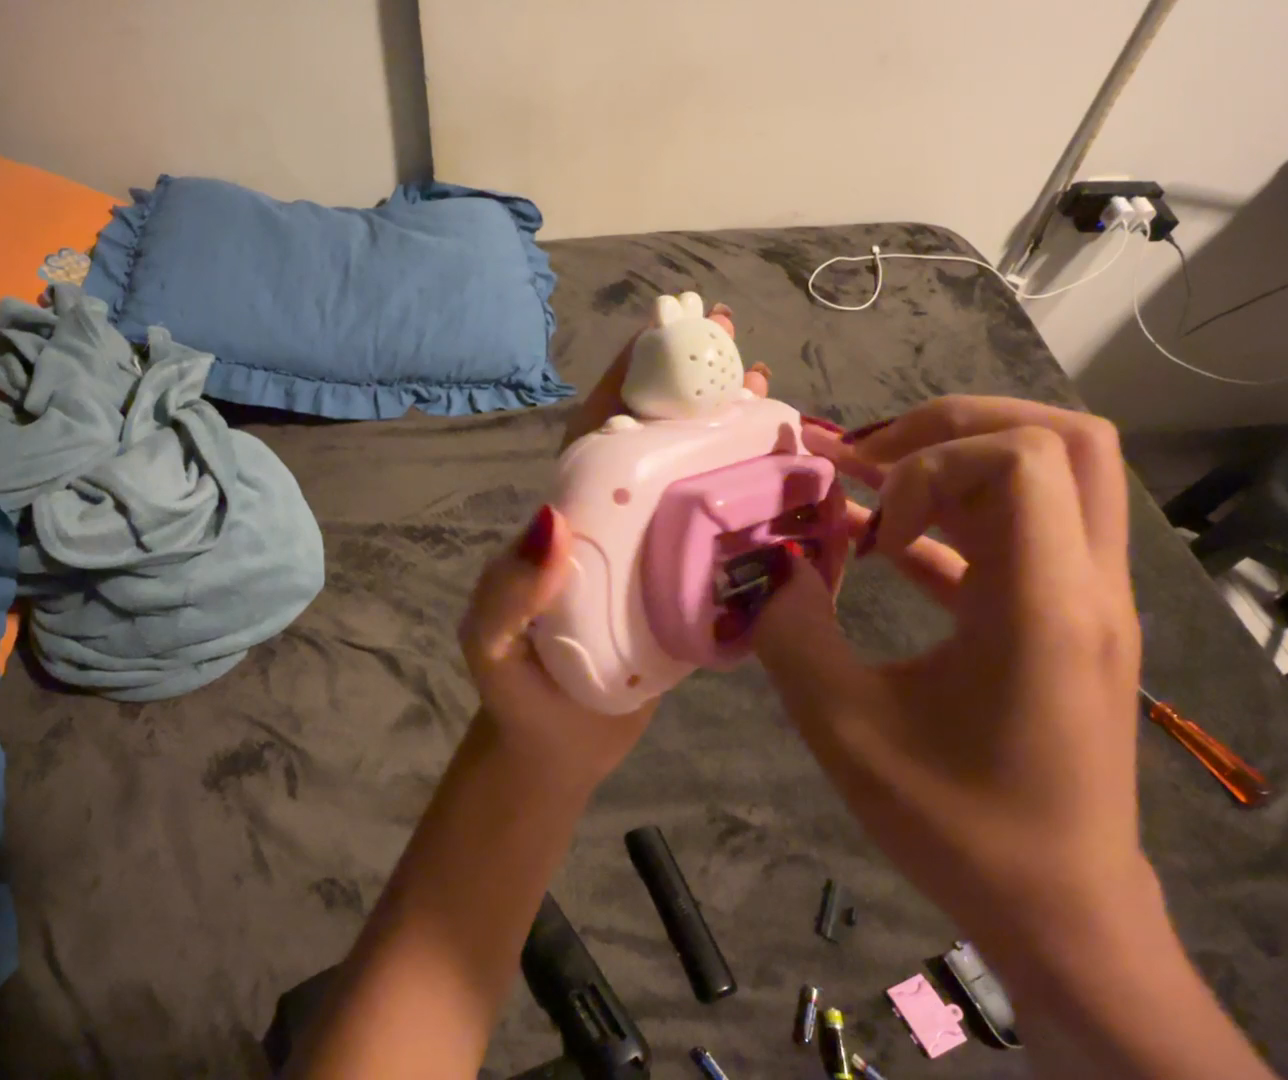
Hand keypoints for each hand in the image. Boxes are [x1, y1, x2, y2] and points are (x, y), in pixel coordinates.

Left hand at [458, 304, 766, 785]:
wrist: (559, 750)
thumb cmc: (518, 693)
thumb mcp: (490, 643)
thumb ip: (508, 590)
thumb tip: (551, 521)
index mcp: (568, 520)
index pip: (595, 435)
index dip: (629, 382)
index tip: (670, 333)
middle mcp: (613, 526)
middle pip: (657, 445)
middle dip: (694, 394)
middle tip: (743, 356)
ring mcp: (653, 557)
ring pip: (697, 483)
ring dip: (734, 438)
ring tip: (778, 402)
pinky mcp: (688, 594)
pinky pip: (725, 540)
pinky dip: (759, 508)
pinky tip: (797, 489)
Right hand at [758, 396, 1144, 934]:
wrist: (1057, 904)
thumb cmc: (956, 822)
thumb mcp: (845, 729)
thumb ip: (791, 634)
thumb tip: (765, 567)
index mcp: (1044, 606)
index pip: (1021, 459)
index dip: (927, 465)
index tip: (869, 529)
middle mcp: (1086, 586)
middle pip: (1060, 438)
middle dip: (950, 427)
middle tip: (865, 457)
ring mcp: (1089, 602)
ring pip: (1054, 476)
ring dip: (955, 464)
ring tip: (867, 487)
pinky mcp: (1073, 622)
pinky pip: (1028, 533)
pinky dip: (956, 518)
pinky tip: (883, 547)